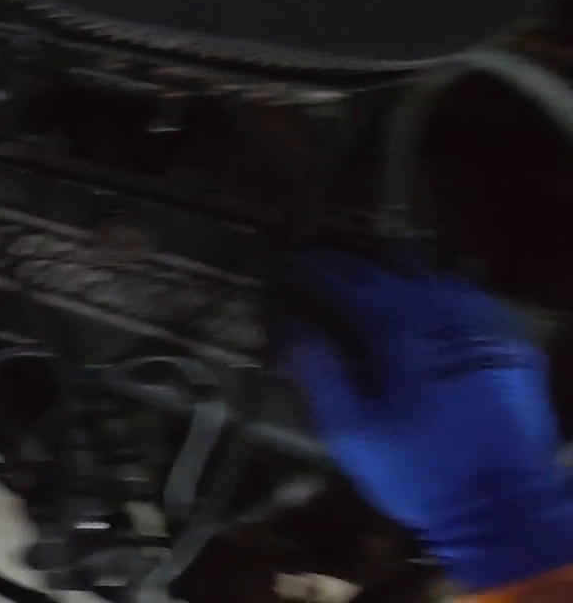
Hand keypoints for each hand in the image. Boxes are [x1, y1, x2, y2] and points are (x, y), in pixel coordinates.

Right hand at [276, 251, 572, 590]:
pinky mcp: (503, 338)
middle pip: (361, 263)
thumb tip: (282, 311)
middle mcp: (434, 307)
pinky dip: (413, 283)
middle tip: (291, 280)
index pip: (322, 273)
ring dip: (365, 268)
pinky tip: (399, 302)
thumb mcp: (342, 425)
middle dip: (319, 265)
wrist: (512, 513)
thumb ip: (307, 361)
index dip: (286, 269)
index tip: (263, 274)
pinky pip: (450, 287)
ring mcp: (476, 319)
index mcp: (390, 323)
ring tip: (337, 283)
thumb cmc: (415, 470)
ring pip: (406, 264)